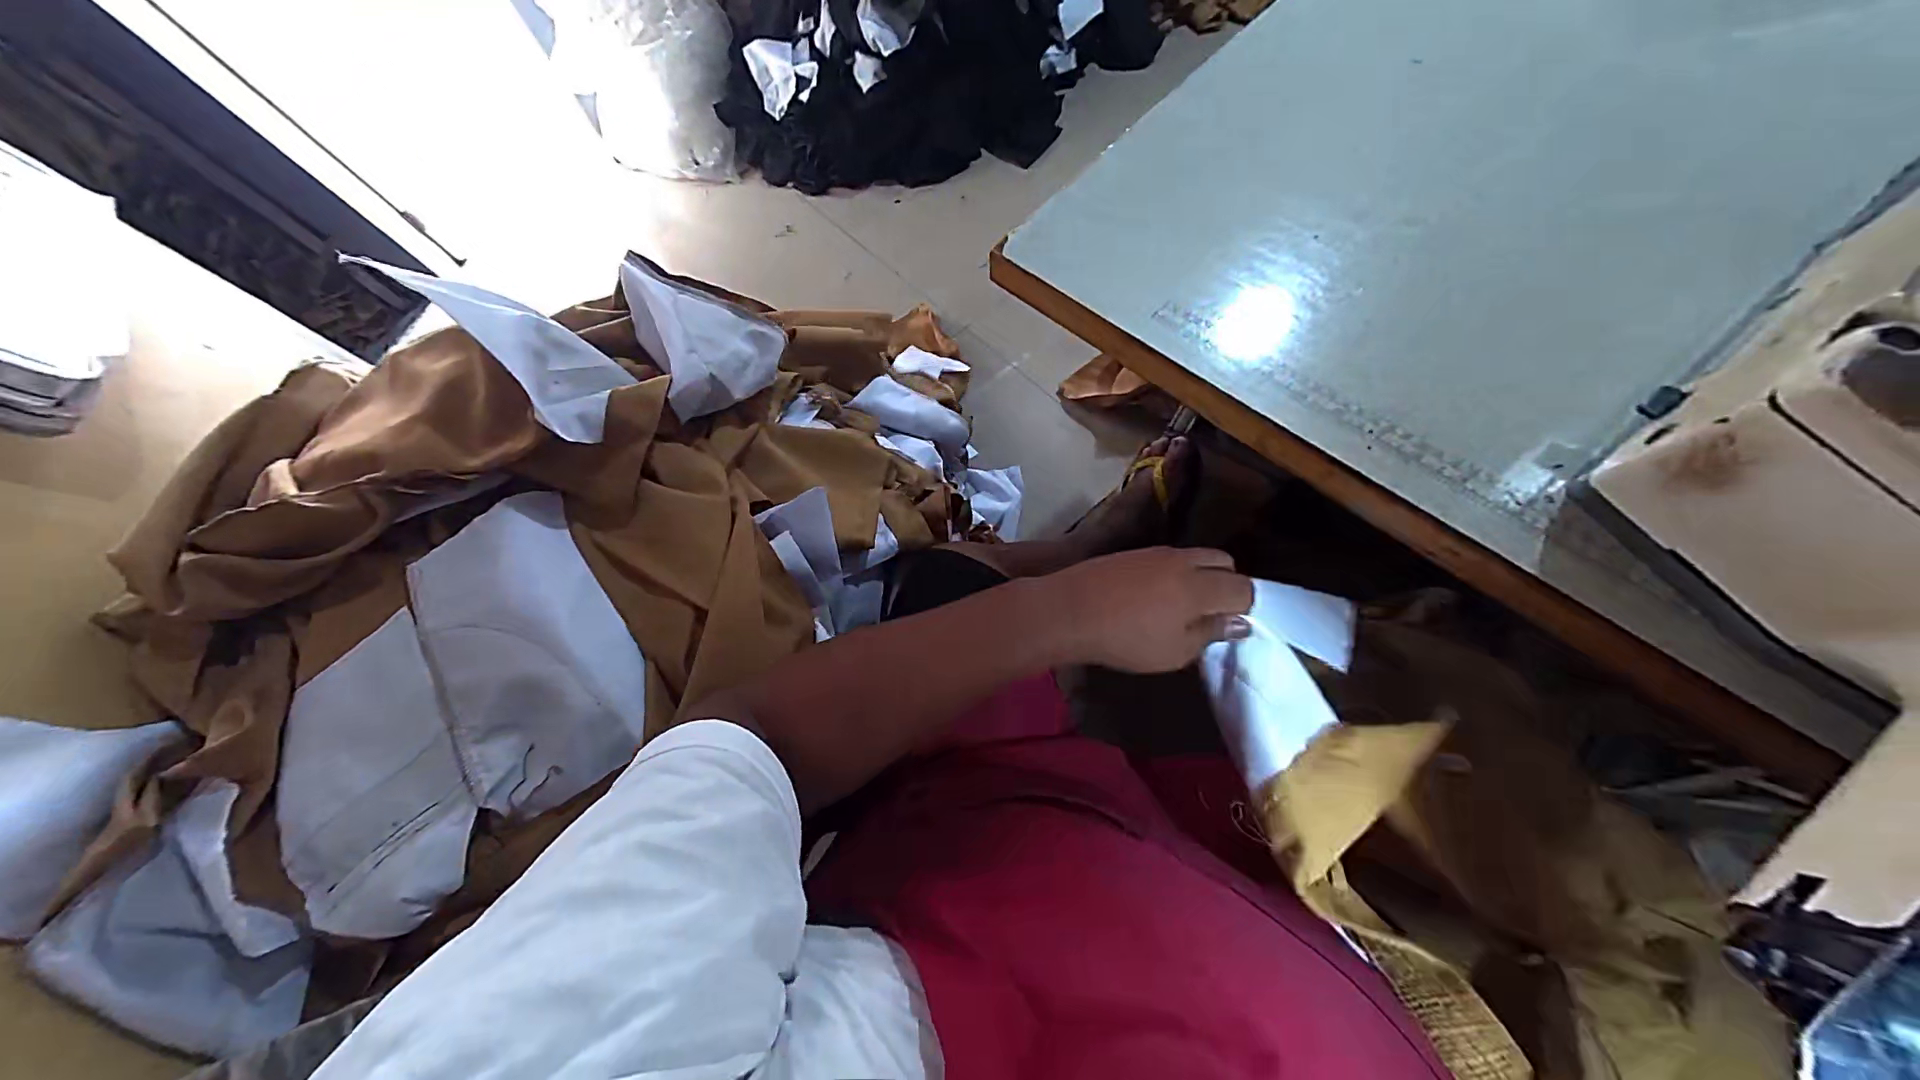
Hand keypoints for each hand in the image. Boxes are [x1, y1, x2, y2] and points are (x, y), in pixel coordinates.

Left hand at [1039, 547, 1254, 672]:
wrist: (1069, 610)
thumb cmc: (1125, 639)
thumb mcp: (1174, 651)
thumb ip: (1209, 634)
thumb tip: (1240, 622)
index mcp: (1201, 586)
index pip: (1244, 588)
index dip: (1246, 608)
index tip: (1232, 626)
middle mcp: (1184, 560)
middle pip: (1224, 562)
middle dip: (1228, 584)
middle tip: (1212, 613)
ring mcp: (1156, 552)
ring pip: (1196, 556)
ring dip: (1201, 575)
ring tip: (1183, 604)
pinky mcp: (1133, 552)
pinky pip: (1169, 557)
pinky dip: (1176, 571)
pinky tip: (1157, 594)